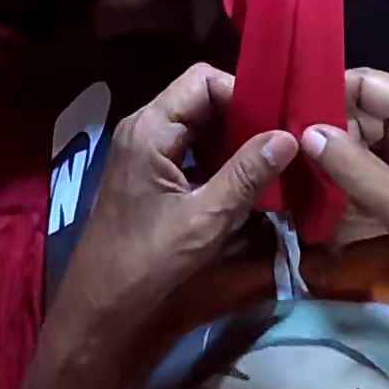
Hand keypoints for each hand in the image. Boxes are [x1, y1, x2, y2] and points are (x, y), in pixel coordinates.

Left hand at [48, 63, 299, 350]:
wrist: (99, 308)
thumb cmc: (147, 262)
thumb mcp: (205, 219)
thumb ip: (247, 174)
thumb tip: (289, 136)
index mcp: (151, 127)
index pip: (202, 80)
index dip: (241, 93)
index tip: (274, 122)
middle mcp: (145, 126)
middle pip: (201, 97)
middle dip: (241, 116)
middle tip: (279, 140)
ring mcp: (145, 147)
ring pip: (198, 122)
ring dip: (232, 138)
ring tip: (268, 159)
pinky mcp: (150, 169)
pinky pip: (190, 145)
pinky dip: (218, 156)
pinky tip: (243, 178)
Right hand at [301, 68, 388, 318]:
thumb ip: (352, 167)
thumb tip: (304, 132)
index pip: (366, 83)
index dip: (326, 92)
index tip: (286, 110)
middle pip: (360, 109)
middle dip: (326, 128)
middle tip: (285, 147)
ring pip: (361, 136)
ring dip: (333, 153)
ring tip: (292, 164)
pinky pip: (370, 159)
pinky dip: (348, 171)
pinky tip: (316, 183)